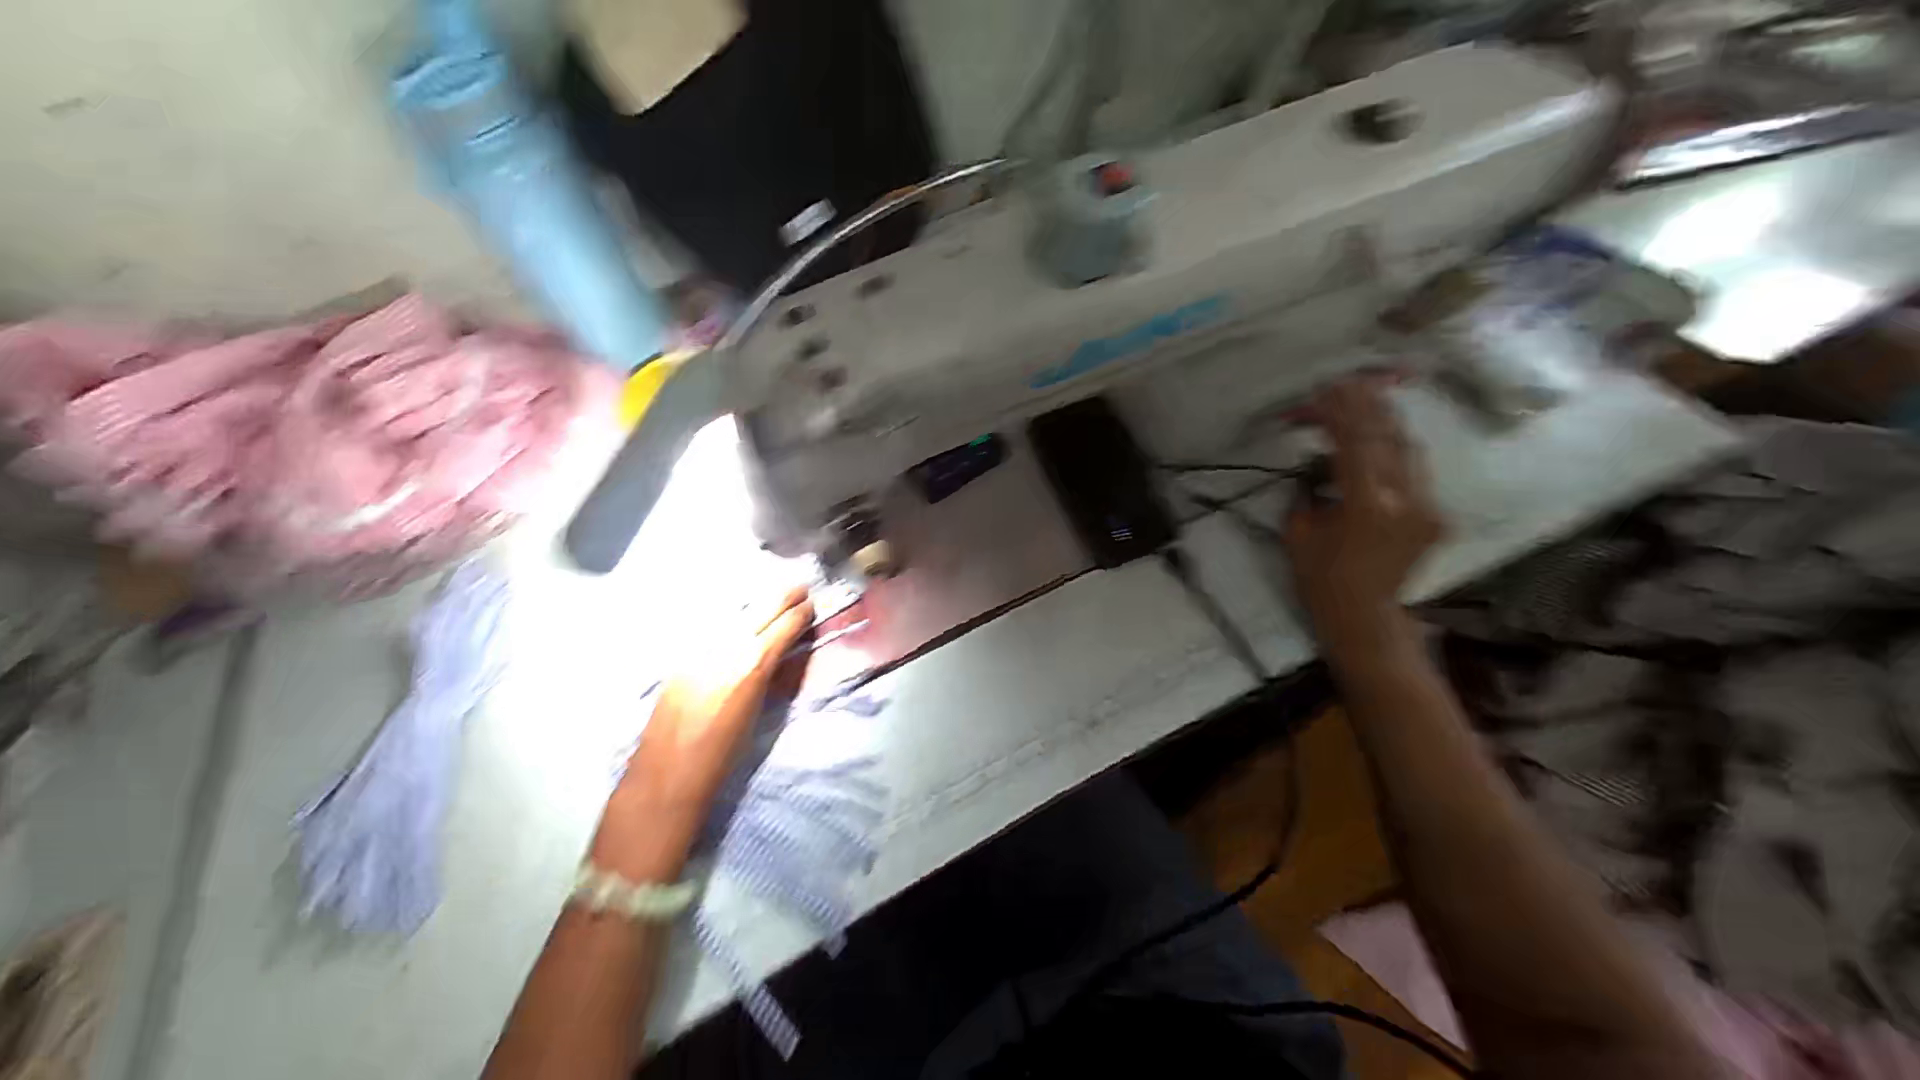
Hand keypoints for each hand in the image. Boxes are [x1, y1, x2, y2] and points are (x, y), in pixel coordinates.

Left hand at [592, 585, 813, 881]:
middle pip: (759, 610)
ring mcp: (699, 648)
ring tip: (773, 593)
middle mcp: (726, 648)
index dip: (799, 615)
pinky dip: (730, 615)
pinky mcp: (680, 656)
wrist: (667, 775)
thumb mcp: (756, 712)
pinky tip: (737, 612)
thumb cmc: (722, 756)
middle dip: (781, 597)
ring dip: (756, 602)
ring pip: (734, 613)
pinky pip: (712, 625)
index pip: (782, 628)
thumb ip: (767, 676)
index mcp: (752, 665)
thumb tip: (778, 655)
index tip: (811, 604)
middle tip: (799, 586)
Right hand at [1284, 376, 1443, 658]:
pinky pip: (1415, 469)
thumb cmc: (1322, 580)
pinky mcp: (1435, 513)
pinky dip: (1395, 446)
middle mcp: (1407, 500)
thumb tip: (1317, 464)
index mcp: (1368, 506)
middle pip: (1389, 438)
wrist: (1367, 617)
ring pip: (1409, 449)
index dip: (1339, 413)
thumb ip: (1309, 491)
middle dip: (1367, 406)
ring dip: (1385, 421)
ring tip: (1367, 395)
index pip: (1355, 444)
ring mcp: (1428, 506)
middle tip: (1347, 381)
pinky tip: (1382, 432)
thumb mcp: (1299, 533)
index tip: (1323, 391)